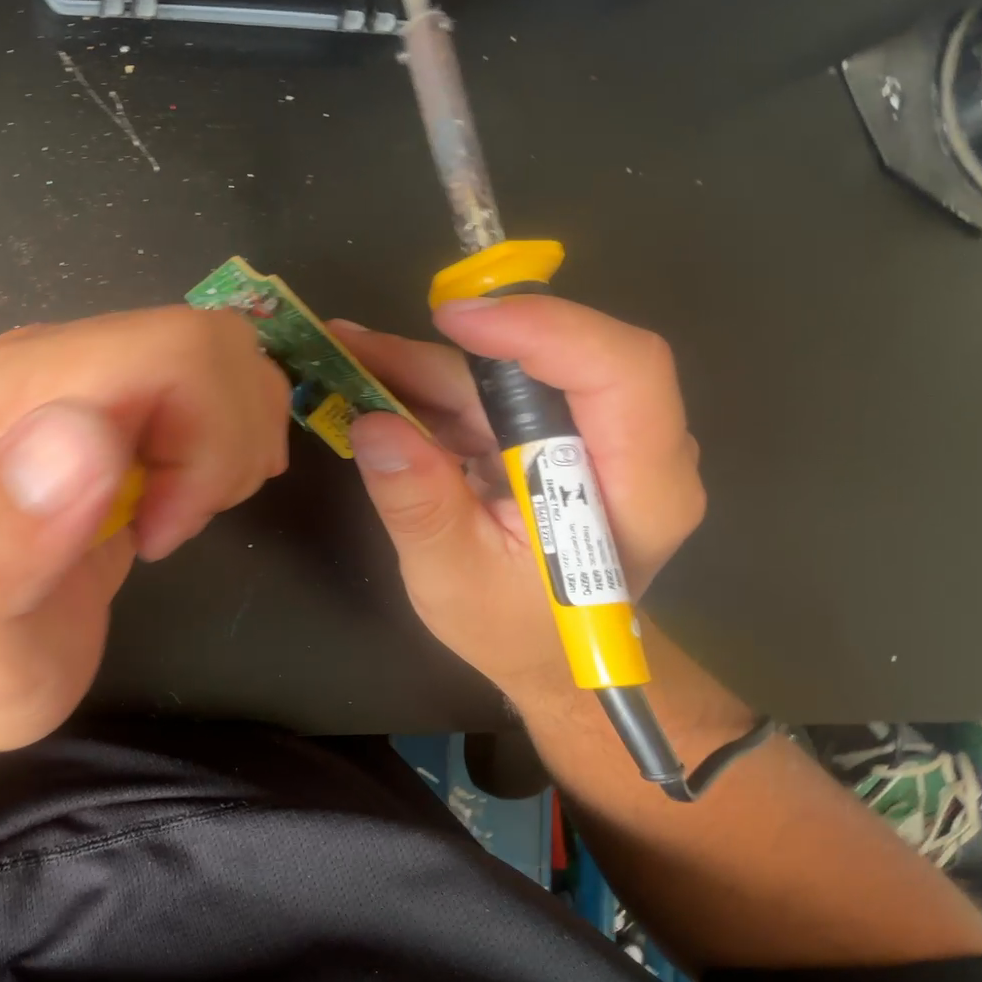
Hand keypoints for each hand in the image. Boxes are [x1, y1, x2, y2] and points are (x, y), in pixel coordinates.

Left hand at [0, 307, 288, 755]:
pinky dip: (220, 446)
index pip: (168, 353)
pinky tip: (175, 500)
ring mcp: (75, 379)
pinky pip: (208, 387)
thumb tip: (82, 436)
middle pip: (203, 346)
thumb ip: (2, 533)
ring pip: (217, 360)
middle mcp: (32, 361)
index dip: (203, 445)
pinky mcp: (109, 406)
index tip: (159, 532)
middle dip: (221, 447)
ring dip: (225, 448)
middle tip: (169, 525)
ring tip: (169, 516)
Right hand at [332, 296, 704, 709]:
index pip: (619, 374)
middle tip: (356, 344)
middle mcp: (620, 445)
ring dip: (419, 367)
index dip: (545, 331)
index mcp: (636, 484)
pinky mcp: (538, 441)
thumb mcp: (454, 579)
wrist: (550, 661)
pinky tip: (367, 383)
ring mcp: (578, 440)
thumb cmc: (516, 632)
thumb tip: (372, 426)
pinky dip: (420, 391)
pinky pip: (480, 401)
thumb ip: (419, 505)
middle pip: (542, 368)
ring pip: (501, 379)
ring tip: (344, 356)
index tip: (456, 320)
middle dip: (445, 352)